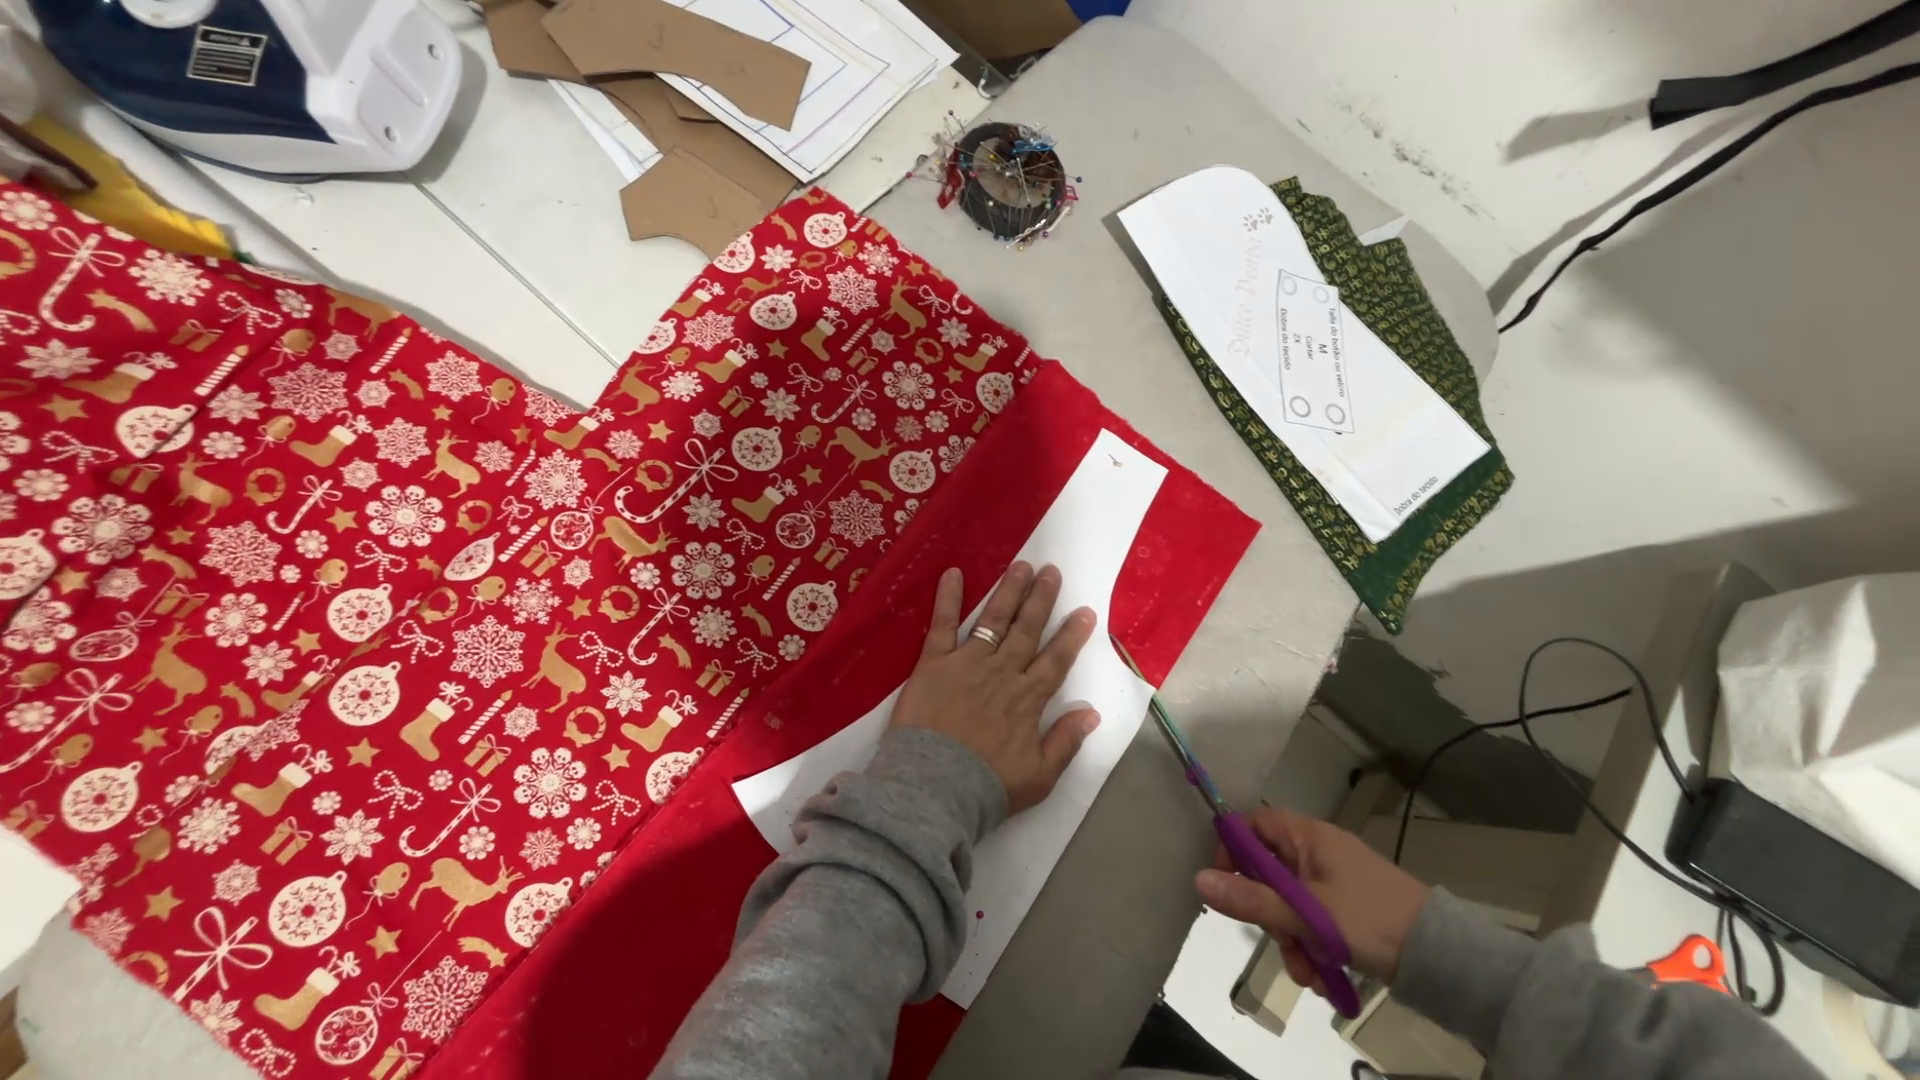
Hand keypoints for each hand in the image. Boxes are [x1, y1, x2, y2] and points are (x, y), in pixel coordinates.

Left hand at [889, 562, 1100, 814]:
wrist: (935, 787)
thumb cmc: (987, 786)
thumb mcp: (1040, 776)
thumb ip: (1066, 741)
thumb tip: (1092, 714)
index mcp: (1027, 699)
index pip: (1055, 661)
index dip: (1071, 636)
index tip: (1084, 612)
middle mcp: (1002, 673)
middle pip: (1026, 630)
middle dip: (1041, 599)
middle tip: (1051, 571)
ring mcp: (967, 664)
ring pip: (993, 620)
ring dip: (1008, 591)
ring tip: (1020, 565)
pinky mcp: (934, 663)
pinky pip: (943, 625)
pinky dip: (948, 598)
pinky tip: (954, 573)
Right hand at [1196, 807, 1430, 989]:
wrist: (1441, 957)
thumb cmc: (1371, 922)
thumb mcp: (1305, 914)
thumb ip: (1251, 900)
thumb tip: (1198, 880)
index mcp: (1309, 837)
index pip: (1253, 823)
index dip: (1233, 848)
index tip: (1226, 884)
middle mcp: (1318, 852)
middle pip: (1268, 870)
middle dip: (1267, 912)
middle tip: (1278, 939)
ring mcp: (1333, 881)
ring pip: (1288, 902)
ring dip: (1288, 939)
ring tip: (1306, 972)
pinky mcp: (1347, 909)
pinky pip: (1310, 920)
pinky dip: (1309, 946)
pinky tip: (1320, 975)